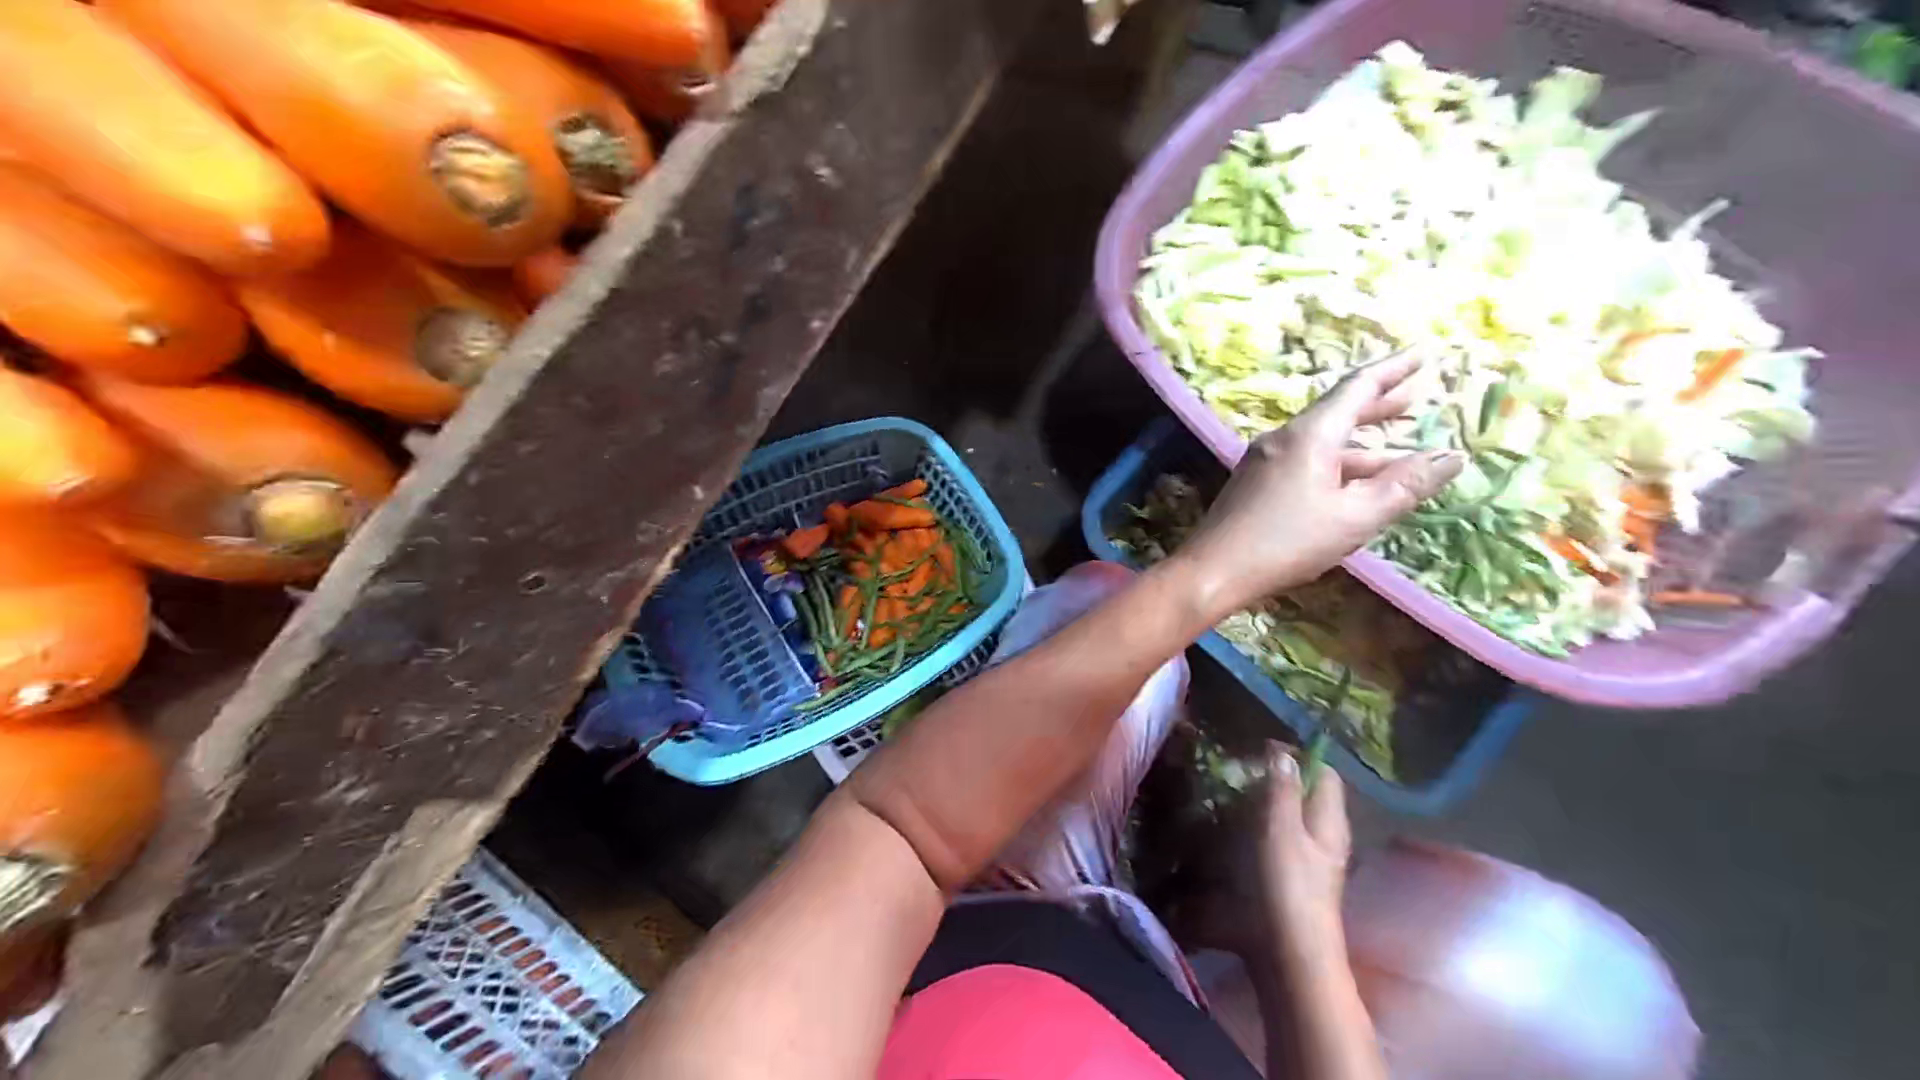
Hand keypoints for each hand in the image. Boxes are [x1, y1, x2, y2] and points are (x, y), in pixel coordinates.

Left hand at [1170, 353, 1462, 620]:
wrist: (1212, 570)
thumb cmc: (1286, 541)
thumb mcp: (1356, 516)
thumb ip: (1405, 485)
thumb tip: (1453, 456)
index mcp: (1309, 435)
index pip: (1357, 387)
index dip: (1394, 370)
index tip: (1423, 356)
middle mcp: (1283, 438)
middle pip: (1337, 412)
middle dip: (1379, 405)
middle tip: (1416, 397)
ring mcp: (1264, 461)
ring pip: (1322, 443)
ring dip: (1361, 445)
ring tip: (1400, 453)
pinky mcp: (1254, 483)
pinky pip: (1305, 462)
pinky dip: (1336, 465)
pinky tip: (1353, 485)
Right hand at [1176, 742, 1351, 964]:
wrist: (1289, 955)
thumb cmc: (1289, 887)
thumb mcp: (1281, 830)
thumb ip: (1282, 790)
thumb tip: (1283, 752)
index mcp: (1329, 822)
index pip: (1324, 774)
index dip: (1297, 755)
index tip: (1261, 748)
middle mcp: (1324, 837)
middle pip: (1304, 795)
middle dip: (1274, 778)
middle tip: (1237, 770)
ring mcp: (1307, 861)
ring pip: (1287, 818)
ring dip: (1260, 803)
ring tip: (1226, 795)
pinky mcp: (1288, 880)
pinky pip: (1273, 840)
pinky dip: (1253, 828)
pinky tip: (1228, 831)